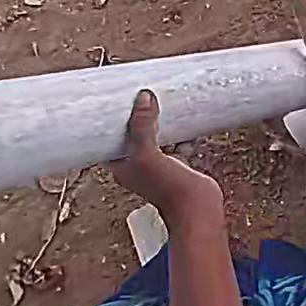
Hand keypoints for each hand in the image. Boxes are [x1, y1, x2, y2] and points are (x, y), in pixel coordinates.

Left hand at [110, 90, 222, 220]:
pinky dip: (178, 135)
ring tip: (159, 106)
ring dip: (157, 125)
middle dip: (135, 120)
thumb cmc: (167, 189)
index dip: (108, 123)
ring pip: (154, 140)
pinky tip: (185, 124)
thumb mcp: (149, 153)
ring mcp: (157, 167)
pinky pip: (175, 145)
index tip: (111, 103)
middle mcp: (137, 167)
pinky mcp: (177, 166)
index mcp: (122, 166)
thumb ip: (144, 126)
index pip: (108, 140)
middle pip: (132, 137)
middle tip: (137, 99)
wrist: (197, 209)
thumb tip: (143, 97)